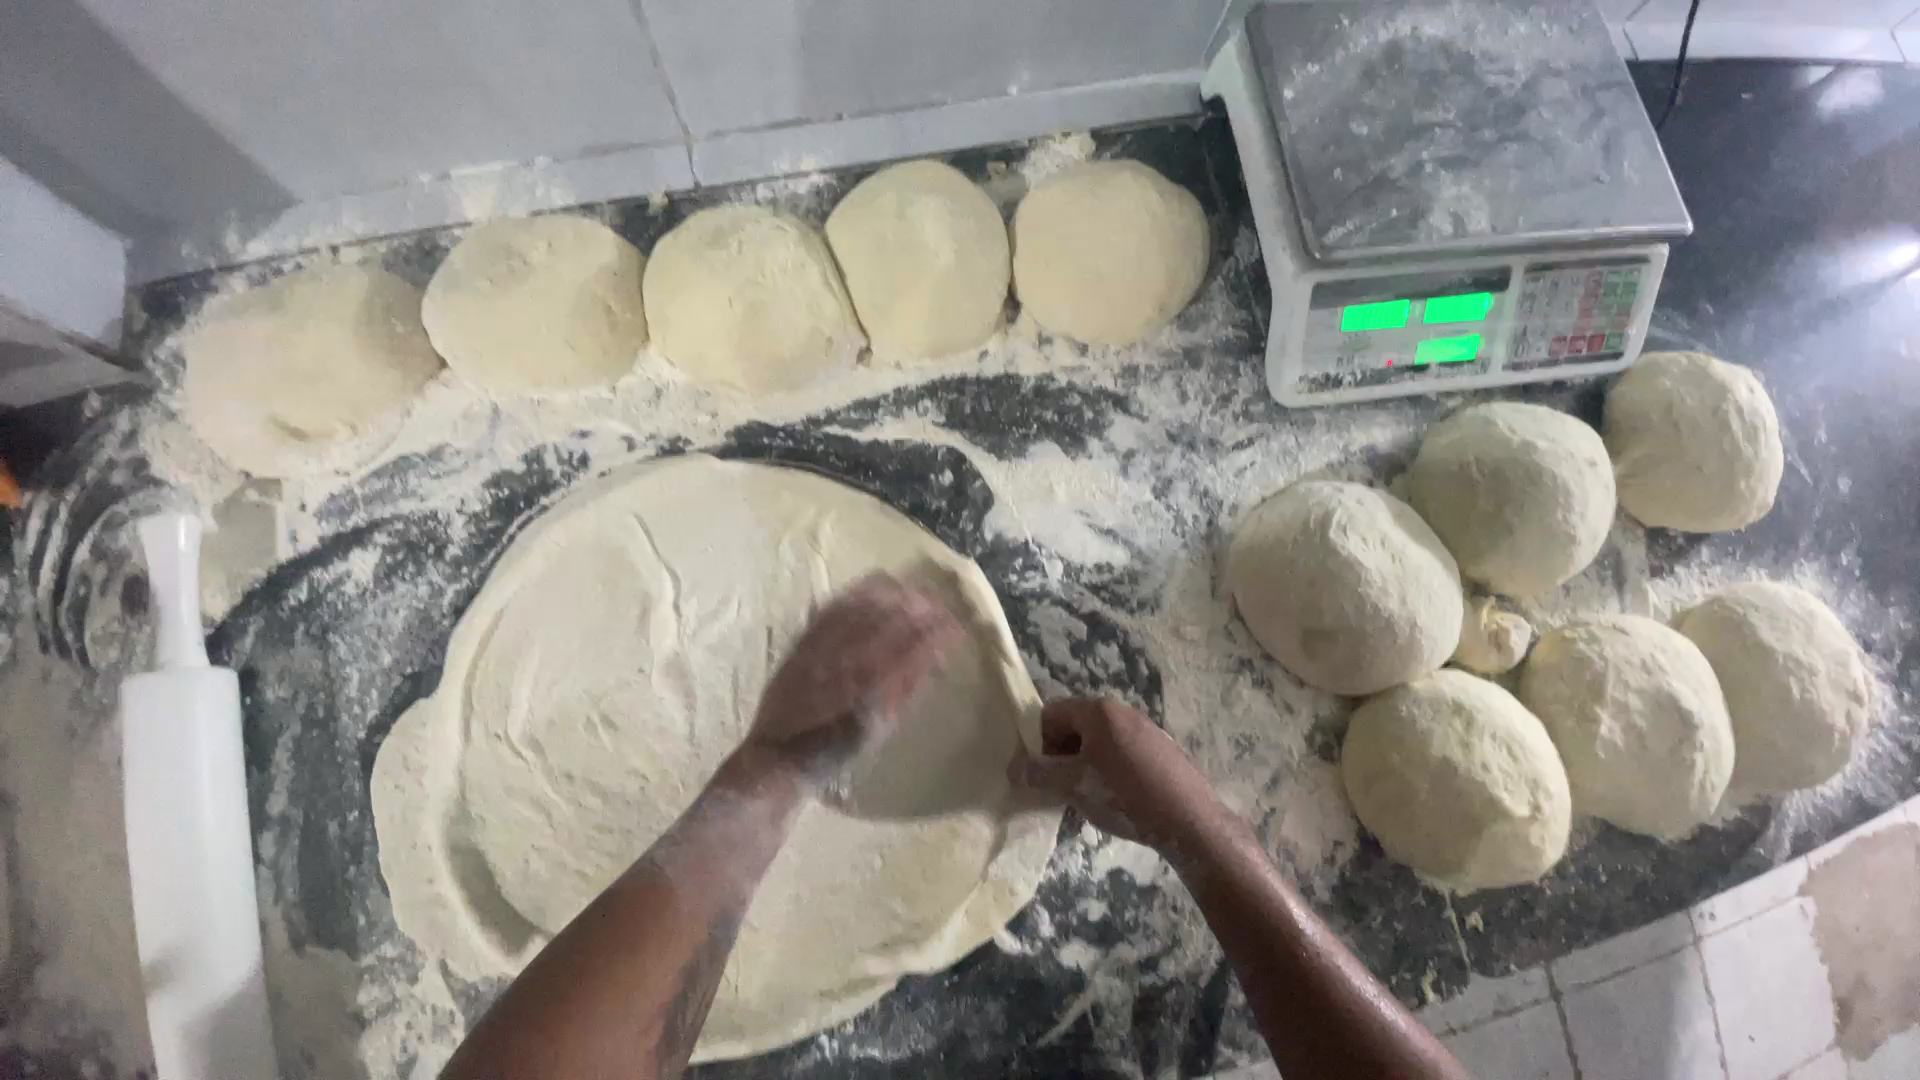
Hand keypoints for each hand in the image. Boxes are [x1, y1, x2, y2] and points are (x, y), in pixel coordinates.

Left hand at [746, 573, 962, 790]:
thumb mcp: (880, 728)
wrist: (779, 755)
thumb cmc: (836, 750)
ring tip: (913, 591)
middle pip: (892, 619)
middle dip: (921, 608)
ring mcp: (823, 646)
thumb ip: (906, 690)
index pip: (915, 646)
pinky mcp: (804, 640)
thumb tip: (935, 658)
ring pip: (864, 605)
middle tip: (940, 606)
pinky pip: (834, 606)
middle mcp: (848, 660)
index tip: (956, 627)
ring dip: (893, 594)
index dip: (939, 632)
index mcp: (872, 685)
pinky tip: (872, 587)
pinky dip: (858, 593)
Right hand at [1008, 699, 1227, 855]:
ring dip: (1084, 766)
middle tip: (1058, 789)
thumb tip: (1013, 768)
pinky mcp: (1161, 750)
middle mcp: (1122, 711)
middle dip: (1060, 756)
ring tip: (1086, 799)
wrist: (1190, 820)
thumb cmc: (1125, 795)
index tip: (1037, 774)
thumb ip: (1039, 773)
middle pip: (1075, 726)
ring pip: (1098, 743)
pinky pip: (1121, 753)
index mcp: (1098, 710)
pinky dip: (1108, 771)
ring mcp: (1145, 729)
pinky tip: (1115, 801)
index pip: (1050, 714)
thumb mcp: (1074, 786)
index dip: (1036, 742)